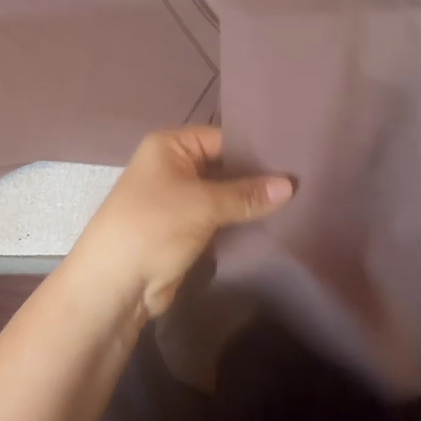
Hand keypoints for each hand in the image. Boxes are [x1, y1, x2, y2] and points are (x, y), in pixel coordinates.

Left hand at [67, 127, 294, 317]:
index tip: (296, 157)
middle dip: (257, 177)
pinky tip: (275, 223)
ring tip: (299, 201)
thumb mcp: (203, 204)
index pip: (222, 137)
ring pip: (223, 195)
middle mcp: (173, 166)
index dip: (256, 148)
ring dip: (251, 202)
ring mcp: (179, 200)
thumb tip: (290, 184)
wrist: (116, 283)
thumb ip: (247, 194)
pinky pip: (219, 219)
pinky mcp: (185, 230)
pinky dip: (240, 222)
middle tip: (304, 180)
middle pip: (224, 166)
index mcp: (169, 146)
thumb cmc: (154, 226)